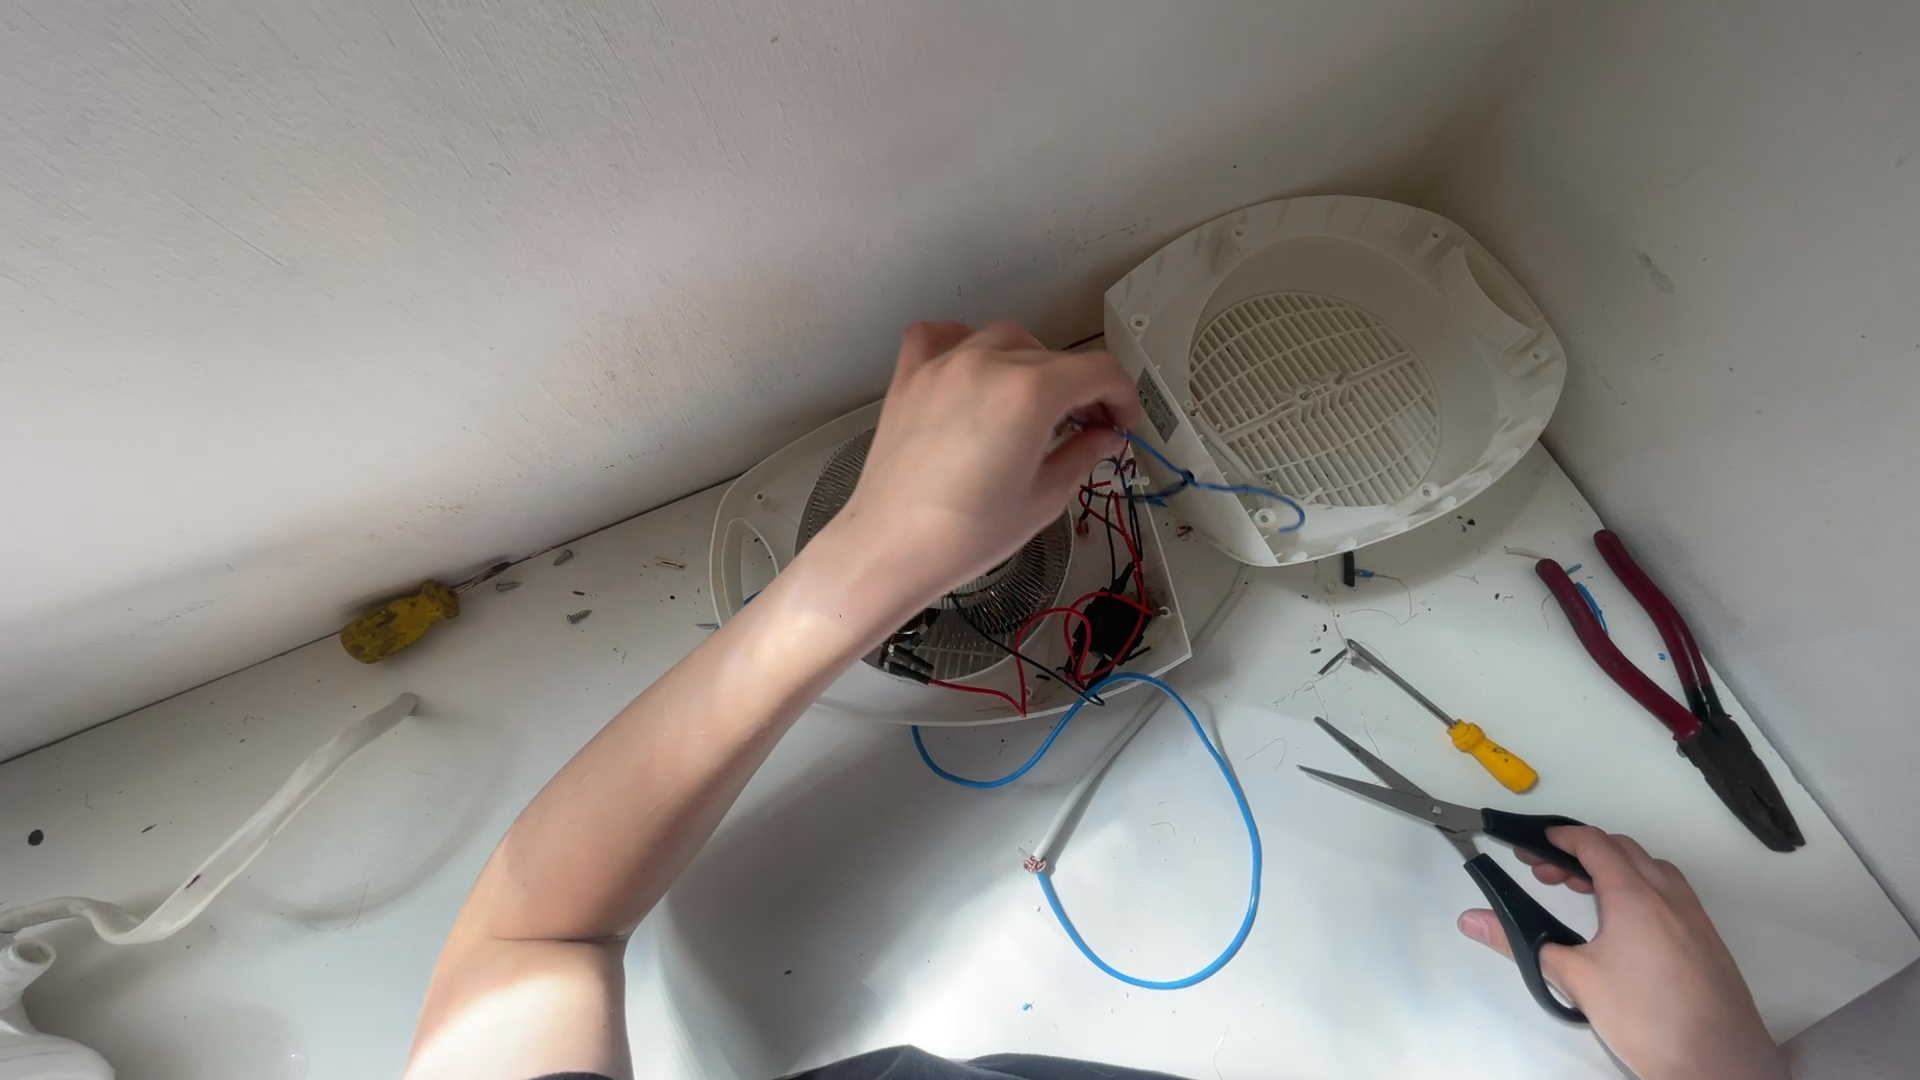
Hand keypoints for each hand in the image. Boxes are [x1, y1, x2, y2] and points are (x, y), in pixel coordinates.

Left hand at [828, 320, 1141, 602]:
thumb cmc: (960, 535)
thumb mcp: (1043, 498)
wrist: (890, 549)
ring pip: (1006, 340)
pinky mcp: (910, 378)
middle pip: (1055, 357)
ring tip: (1038, 403)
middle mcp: (985, 365)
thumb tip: (1103, 437)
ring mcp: (943, 367)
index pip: (1098, 371)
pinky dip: (965, 343)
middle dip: (1083, 389)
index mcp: (1028, 394)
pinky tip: (975, 368)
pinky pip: (940, 336)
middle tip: (1089, 425)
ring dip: (1033, 365)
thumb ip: (1083, 455)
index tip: (1122, 422)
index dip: (1122, 397)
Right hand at [1457, 827, 1785, 1079]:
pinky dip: (1641, 886)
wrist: (1724, 1074)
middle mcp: (1670, 900)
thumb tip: (1469, 921)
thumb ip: (1517, 941)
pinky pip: (1673, 892)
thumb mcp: (1572, 978)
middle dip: (1581, 850)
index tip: (1533, 843)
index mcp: (1635, 899)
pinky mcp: (1712, 944)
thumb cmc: (1646, 1021)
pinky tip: (1624, 919)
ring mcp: (1697, 921)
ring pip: (1653, 868)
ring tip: (1585, 892)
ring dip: (1615, 865)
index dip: (1560, 836)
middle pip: (1624, 849)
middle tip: (1547, 873)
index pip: (1595, 844)